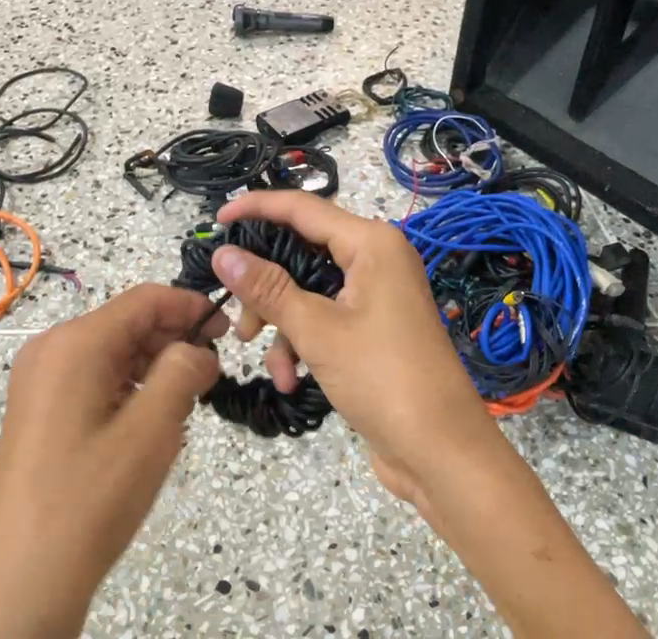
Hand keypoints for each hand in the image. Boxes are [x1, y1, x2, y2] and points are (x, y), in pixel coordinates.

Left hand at [0, 285, 225, 638]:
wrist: (19, 579)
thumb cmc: (89, 498)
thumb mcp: (151, 431)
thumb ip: (183, 372)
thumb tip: (198, 349)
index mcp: (75, 343)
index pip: (145, 299)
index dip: (191, 306)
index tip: (228, 332)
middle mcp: (50, 349)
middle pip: (126, 323)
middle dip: (173, 341)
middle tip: (210, 377)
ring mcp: (38, 381)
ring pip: (112, 353)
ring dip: (153, 368)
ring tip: (183, 408)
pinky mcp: (37, 411)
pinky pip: (93, 379)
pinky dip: (127, 389)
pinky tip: (148, 426)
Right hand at [211, 191, 499, 504]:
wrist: (440, 450)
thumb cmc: (382, 377)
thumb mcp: (317, 330)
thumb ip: (267, 288)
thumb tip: (223, 252)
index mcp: (371, 243)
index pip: (303, 208)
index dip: (257, 208)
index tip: (216, 220)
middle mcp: (376, 259)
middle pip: (303, 252)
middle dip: (266, 287)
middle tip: (239, 319)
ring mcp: (377, 295)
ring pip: (309, 291)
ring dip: (283, 326)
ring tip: (274, 365)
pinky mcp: (374, 328)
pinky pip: (325, 319)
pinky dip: (304, 343)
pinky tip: (292, 380)